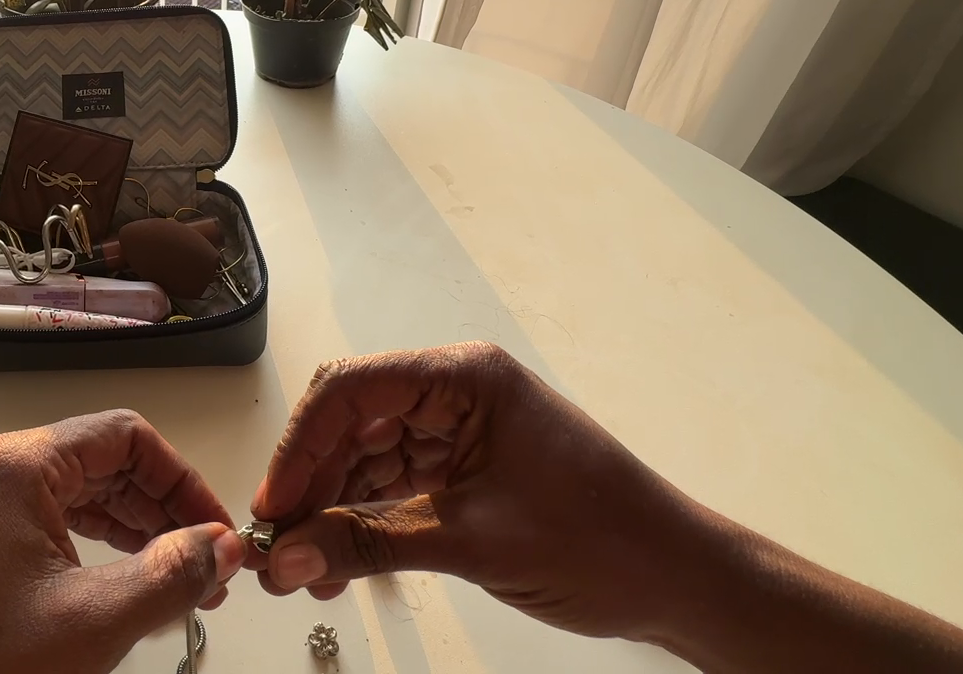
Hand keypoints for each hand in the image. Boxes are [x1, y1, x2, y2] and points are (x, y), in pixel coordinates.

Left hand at [0, 410, 244, 673]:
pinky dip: (102, 538)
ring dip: (138, 525)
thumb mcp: (90, 621)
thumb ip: (168, 576)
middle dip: (163, 506)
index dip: (180, 478)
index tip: (215, 528)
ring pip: (85, 487)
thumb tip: (222, 546)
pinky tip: (134, 570)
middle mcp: (3, 464)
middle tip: (207, 560)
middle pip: (106, 458)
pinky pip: (58, 513)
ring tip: (182, 572)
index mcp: (22, 462)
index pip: (124, 436)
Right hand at [249, 342, 707, 639]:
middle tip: (278, 541)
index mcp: (460, 376)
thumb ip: (370, 544)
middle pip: (350, 423)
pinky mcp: (456, 465)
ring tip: (301, 566)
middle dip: (312, 483)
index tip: (273, 502)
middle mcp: (448, 391)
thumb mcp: (472, 542)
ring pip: (363, 457)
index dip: (301, 443)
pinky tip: (337, 561)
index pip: (352, 389)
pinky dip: (362, 521)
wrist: (689, 587)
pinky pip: (390, 484)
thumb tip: (286, 559)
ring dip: (331, 509)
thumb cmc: (602, 544)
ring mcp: (451, 427)